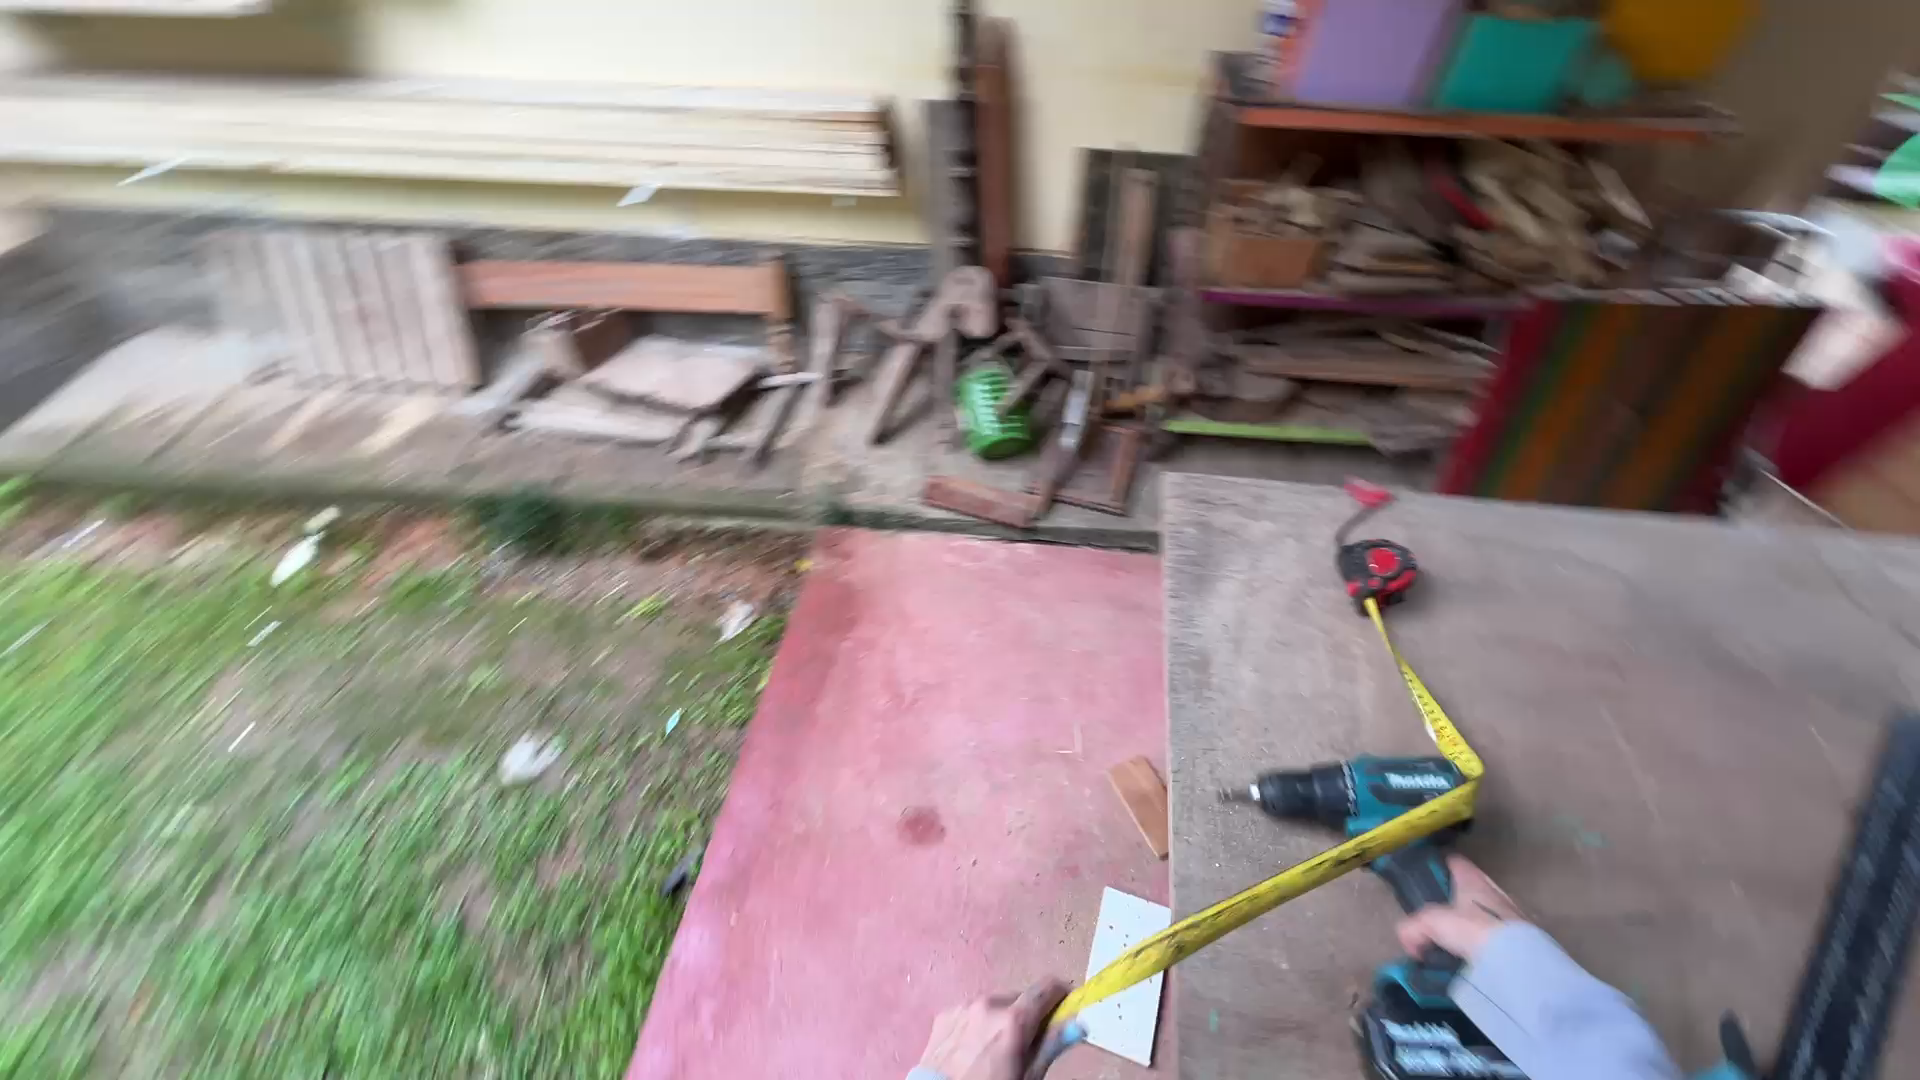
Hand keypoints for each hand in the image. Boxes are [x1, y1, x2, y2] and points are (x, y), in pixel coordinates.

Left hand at [917, 978, 1069, 1079]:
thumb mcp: (1027, 1078)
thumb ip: (1051, 1046)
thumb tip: (1078, 1023)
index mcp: (1013, 1019)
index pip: (1047, 988)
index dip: (1060, 994)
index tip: (1065, 1005)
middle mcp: (989, 1003)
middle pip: (1020, 999)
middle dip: (1028, 1016)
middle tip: (1026, 1045)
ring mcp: (964, 1006)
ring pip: (994, 1005)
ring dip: (1002, 1020)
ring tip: (995, 1052)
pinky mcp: (945, 1014)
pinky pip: (970, 1013)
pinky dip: (978, 1025)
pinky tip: (973, 1051)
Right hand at [1395, 855, 1523, 962]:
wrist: (1520, 963)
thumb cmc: (1474, 929)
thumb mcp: (1431, 924)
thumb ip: (1412, 928)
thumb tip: (1408, 942)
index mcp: (1473, 880)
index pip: (1455, 861)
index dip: (1442, 863)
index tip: (1430, 871)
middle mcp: (1495, 892)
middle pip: (1473, 887)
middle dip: (1458, 898)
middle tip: (1440, 913)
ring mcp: (1514, 916)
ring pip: (1488, 912)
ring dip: (1476, 923)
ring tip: (1459, 940)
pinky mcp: (1528, 941)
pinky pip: (1502, 936)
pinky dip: (1490, 943)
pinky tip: (1479, 956)